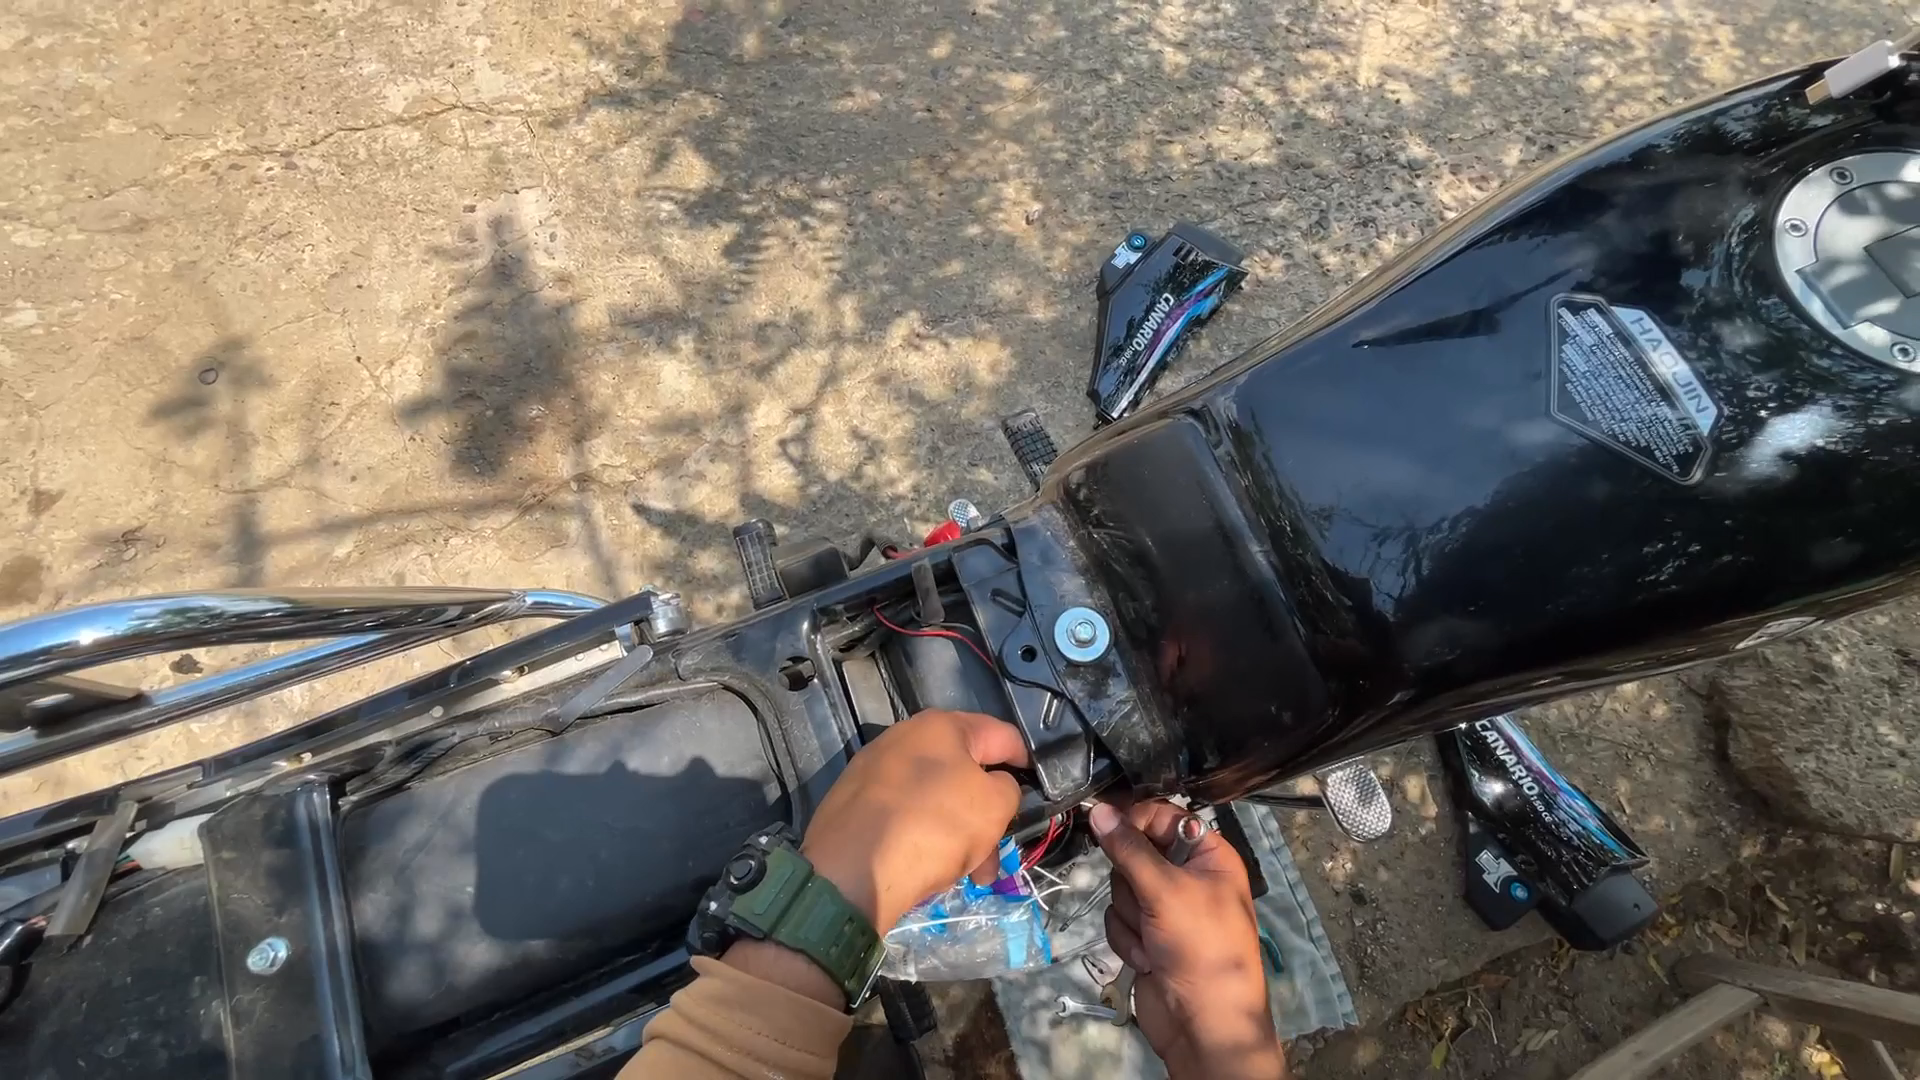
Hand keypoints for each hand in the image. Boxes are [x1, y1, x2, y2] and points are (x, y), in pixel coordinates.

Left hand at [801, 709, 1030, 929]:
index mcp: (941, 725)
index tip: (1037, 791)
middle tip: (996, 854)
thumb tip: (997, 787)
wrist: (851, 870)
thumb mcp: (994, 806)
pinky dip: (925, 837)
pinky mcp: (855, 801)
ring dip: (960, 835)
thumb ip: (1008, 789)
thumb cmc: (933, 825)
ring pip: (937, 798)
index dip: (1026, 761)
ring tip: (968, 876)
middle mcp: (906, 737)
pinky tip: (929, 871)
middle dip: (987, 815)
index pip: (1001, 734)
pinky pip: (906, 814)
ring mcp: (877, 769)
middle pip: (965, 772)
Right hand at [1093, 800, 1286, 1079]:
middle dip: (1132, 882)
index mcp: (1208, 856)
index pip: (1162, 816)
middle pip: (1134, 851)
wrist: (1203, 1028)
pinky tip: (1147, 958)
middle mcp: (1187, 876)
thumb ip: (1128, 848)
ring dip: (1130, 915)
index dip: (1136, 820)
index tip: (1110, 826)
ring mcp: (1164, 907)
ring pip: (1121, 886)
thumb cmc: (1201, 948)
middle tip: (1147, 901)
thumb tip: (1097, 809)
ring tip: (1153, 939)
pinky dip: (1127, 938)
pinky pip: (1117, 917)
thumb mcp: (1166, 890)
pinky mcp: (1145, 933)